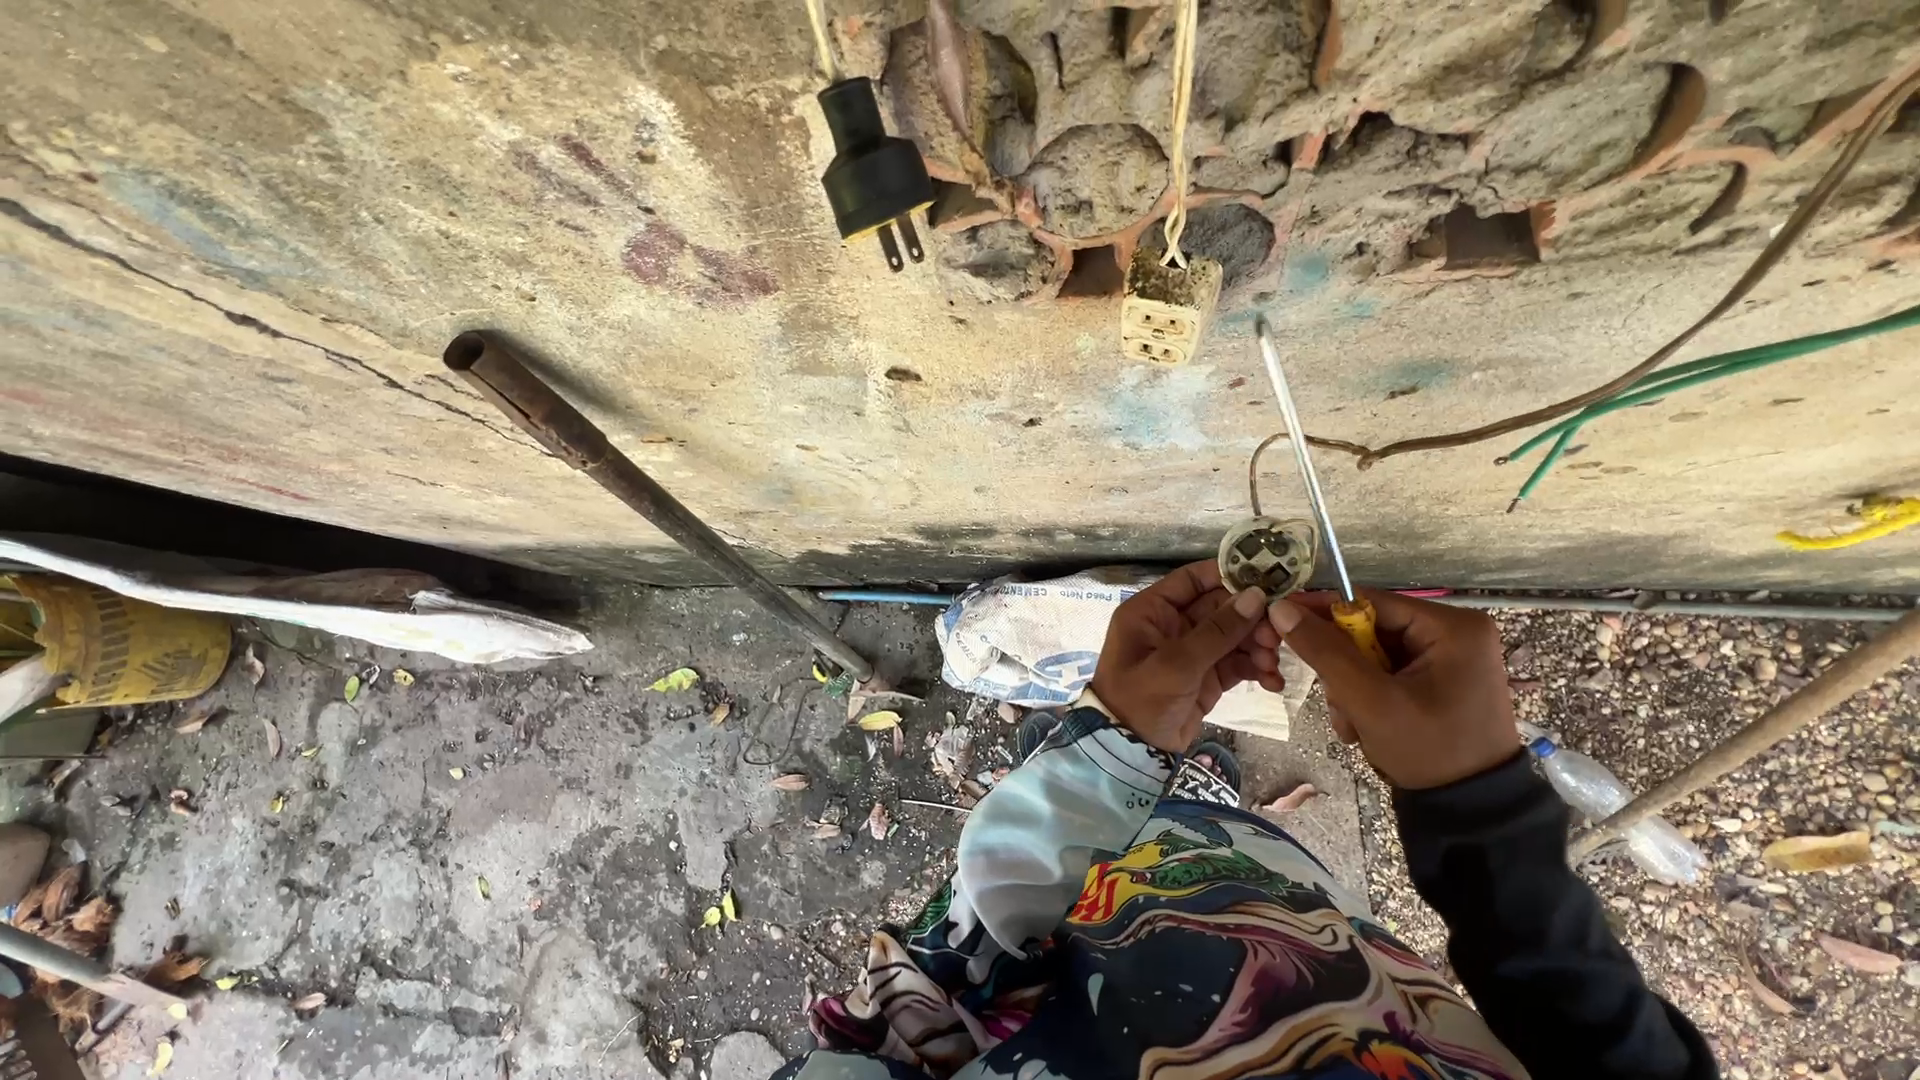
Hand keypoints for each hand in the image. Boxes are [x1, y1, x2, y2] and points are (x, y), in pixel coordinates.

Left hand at [1088, 560, 1282, 752]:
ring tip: (1271, 663)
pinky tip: (1272, 682)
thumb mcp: (1176, 663)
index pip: (1192, 580)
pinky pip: (1237, 662)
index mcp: (1151, 611)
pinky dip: (1255, 668)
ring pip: (1233, 635)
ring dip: (1257, 646)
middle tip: (1276, 635)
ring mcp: (1190, 652)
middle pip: (1221, 608)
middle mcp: (1171, 625)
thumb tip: (1256, 596)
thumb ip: (1217, 630)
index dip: (1228, 576)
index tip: (1267, 579)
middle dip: (1252, 619)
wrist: (1129, 752)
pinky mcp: (1206, 677)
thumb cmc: (1141, 699)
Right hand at [1261, 589, 1516, 789]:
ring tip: (1353, 723)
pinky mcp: (1441, 678)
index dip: (1320, 613)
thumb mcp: (1370, 701)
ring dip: (1351, 687)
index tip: (1281, 625)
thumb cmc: (1429, 749)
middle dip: (1342, 667)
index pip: (1368, 601)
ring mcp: (1450, 657)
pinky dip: (1367, 695)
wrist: (1474, 809)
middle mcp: (1455, 632)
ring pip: (1372, 654)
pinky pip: (1387, 672)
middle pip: (1368, 629)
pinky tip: (1366, 724)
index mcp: (1452, 626)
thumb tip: (1280, 608)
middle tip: (1336, 703)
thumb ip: (1324, 651)